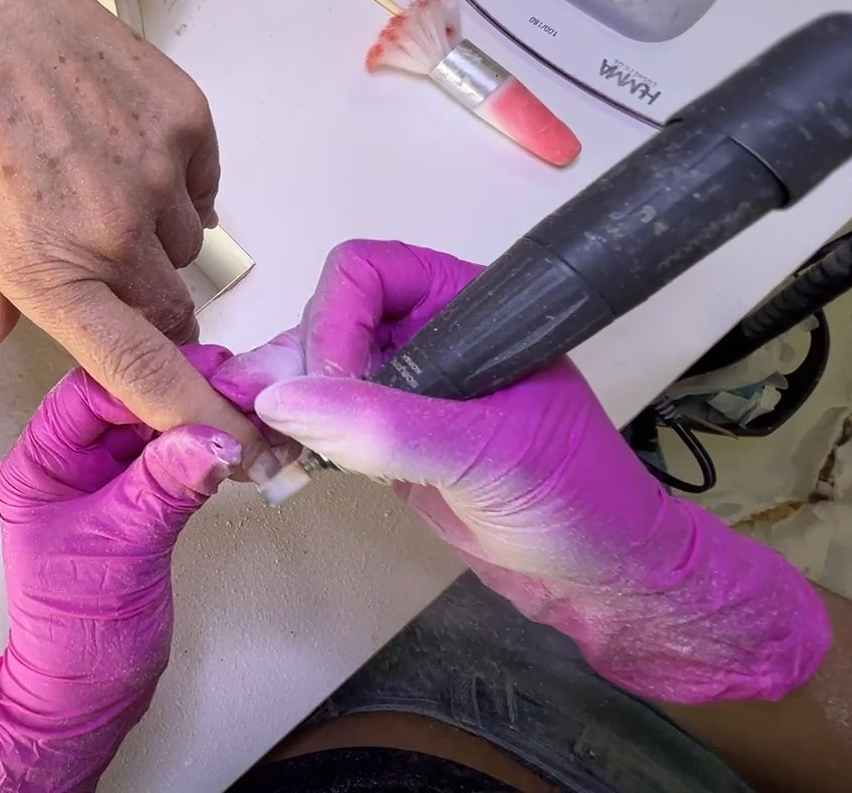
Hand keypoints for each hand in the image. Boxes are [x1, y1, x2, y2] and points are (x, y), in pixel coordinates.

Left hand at [0, 0, 269, 473]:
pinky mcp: (189, 120)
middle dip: (151, 310)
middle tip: (115, 271)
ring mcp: (159, 175)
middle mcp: (114, 235)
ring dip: (159, 241)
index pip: (144, 373)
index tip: (235, 446)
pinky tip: (128, 149)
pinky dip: (177, 185)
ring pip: (189, 246)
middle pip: (173, 313)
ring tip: (108, 187)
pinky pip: (204, 186)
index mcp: (49, 273)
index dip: (196, 419)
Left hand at [0, 346, 240, 791]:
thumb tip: (215, 434)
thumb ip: (164, 488)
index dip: (142, 380)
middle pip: (123, 403)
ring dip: (196, 415)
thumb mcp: (121, 548)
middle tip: (235, 379)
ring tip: (246, 400)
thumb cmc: (79, 628)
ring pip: (151, 427)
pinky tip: (238, 438)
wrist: (88, 694)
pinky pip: (171, 458)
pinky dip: (203, 448)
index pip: (88, 395)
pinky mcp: (138, 497)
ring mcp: (105, 476)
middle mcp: (70, 459)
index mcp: (40, 461)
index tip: (202, 370)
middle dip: (177, 390)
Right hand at [215, 240, 830, 705]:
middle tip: (284, 417)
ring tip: (258, 430)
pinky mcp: (378, 422)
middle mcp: (420, 329)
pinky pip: (316, 405)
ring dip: (280, 390)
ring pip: (311, 359)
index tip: (332, 386)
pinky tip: (272, 444)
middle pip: (326, 312)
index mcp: (459, 304)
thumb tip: (276, 401)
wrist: (593, 578)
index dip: (335, 318)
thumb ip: (385, 427)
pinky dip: (287, 422)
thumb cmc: (573, 500)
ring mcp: (397, 377)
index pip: (364, 272)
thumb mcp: (487, 456)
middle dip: (299, 360)